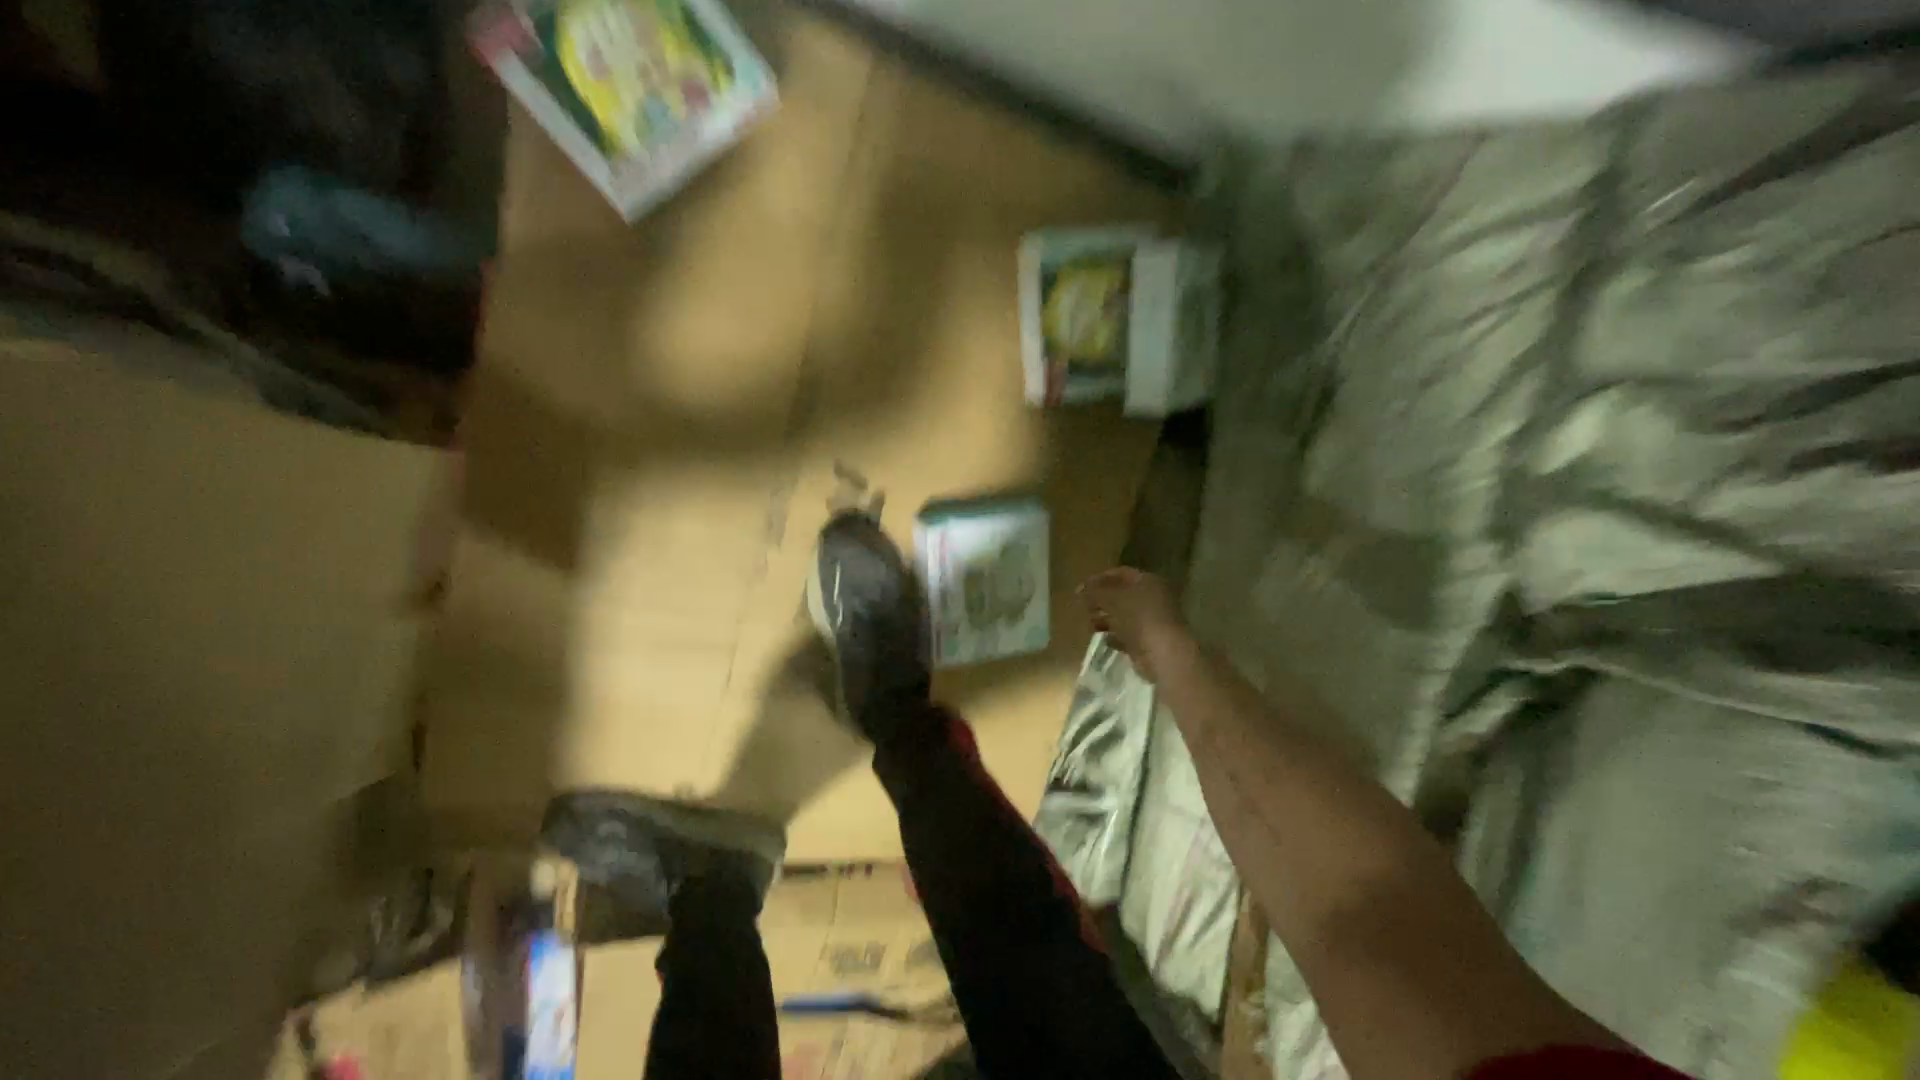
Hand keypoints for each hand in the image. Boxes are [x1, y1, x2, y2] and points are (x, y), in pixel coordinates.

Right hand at [1077, 568, 1193, 682]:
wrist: (1163, 653)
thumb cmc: (1139, 617)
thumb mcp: (1112, 598)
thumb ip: (1094, 591)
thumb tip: (1080, 589)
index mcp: (1148, 581)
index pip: (1121, 573)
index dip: (1100, 579)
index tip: (1081, 588)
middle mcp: (1153, 598)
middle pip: (1122, 595)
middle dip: (1101, 601)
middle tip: (1084, 607)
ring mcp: (1151, 621)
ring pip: (1123, 616)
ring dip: (1105, 619)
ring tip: (1091, 624)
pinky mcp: (1148, 641)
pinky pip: (1127, 635)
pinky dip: (1115, 636)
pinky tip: (1105, 639)